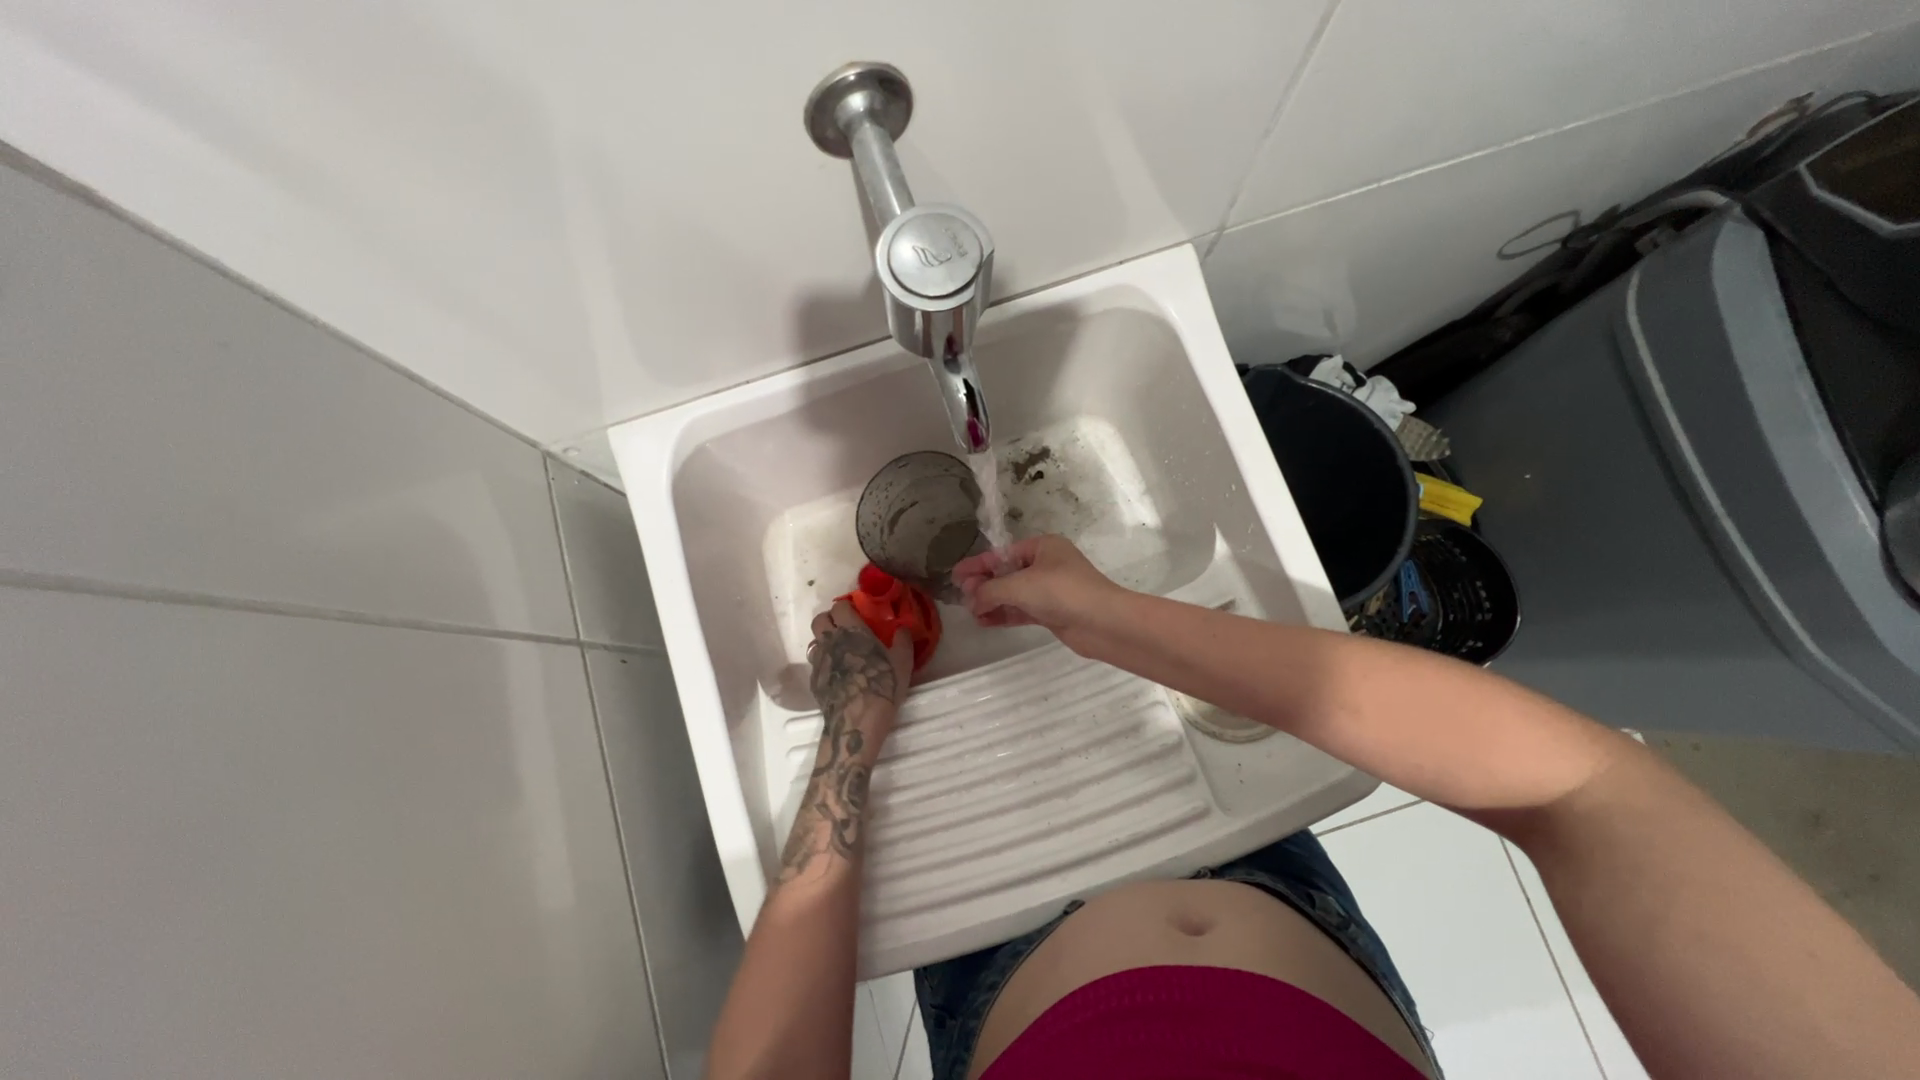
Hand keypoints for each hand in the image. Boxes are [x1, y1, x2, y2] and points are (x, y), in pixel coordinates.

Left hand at [807, 600, 913, 745]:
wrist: (857, 719)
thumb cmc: (882, 684)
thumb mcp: (902, 661)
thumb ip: (902, 640)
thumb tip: (902, 628)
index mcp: (851, 629)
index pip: (839, 606)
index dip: (846, 607)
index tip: (857, 613)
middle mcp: (830, 640)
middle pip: (819, 619)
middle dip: (830, 620)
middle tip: (845, 628)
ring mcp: (819, 660)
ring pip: (815, 641)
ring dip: (825, 640)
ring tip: (841, 650)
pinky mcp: (814, 679)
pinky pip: (816, 662)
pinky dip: (824, 662)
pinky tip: (837, 673)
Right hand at [950, 534, 1125, 644]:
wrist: (1102, 622)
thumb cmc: (1061, 591)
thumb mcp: (1019, 585)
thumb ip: (990, 590)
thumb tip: (971, 600)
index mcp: (1043, 547)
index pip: (1002, 554)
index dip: (977, 565)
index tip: (955, 576)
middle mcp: (1047, 565)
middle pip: (1007, 573)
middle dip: (984, 585)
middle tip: (962, 598)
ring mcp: (1051, 590)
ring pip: (1014, 594)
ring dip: (992, 602)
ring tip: (971, 612)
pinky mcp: (1053, 612)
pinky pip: (1022, 610)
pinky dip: (1004, 614)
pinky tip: (985, 621)